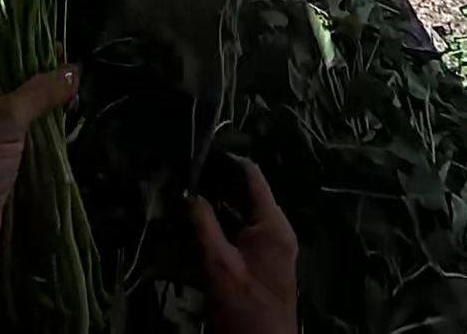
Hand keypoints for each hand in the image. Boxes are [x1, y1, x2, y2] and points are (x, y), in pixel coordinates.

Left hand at [0, 57, 77, 333]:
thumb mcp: (6, 122)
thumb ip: (40, 90)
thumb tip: (75, 69)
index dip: (22, 44)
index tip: (54, 44)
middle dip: (35, 71)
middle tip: (67, 64)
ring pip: (6, 98)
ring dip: (37, 96)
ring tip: (70, 88)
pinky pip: (8, 122)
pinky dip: (31, 118)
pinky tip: (60, 112)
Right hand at [188, 159, 298, 333]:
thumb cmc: (243, 310)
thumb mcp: (219, 265)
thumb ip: (203, 222)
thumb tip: (187, 190)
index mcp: (273, 223)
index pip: (251, 173)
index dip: (225, 160)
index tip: (198, 156)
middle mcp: (278, 227)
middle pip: (248, 189)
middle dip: (218, 181)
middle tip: (188, 177)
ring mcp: (274, 245)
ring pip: (245, 209)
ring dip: (220, 201)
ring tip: (190, 194)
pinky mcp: (266, 260)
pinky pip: (245, 227)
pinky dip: (226, 220)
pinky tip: (202, 221)